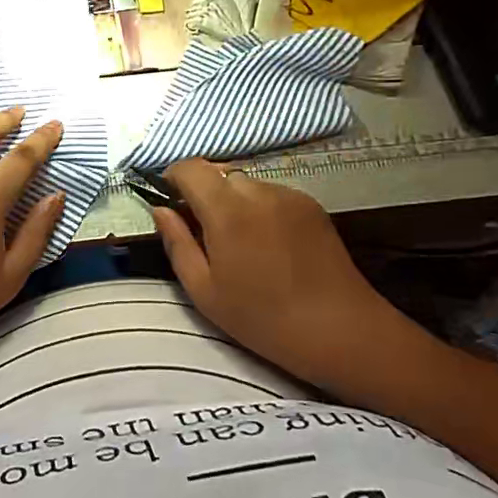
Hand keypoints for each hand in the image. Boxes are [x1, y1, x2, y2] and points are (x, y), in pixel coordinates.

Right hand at [152, 159, 410, 387]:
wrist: (338, 329)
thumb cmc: (261, 318)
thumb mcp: (204, 290)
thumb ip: (177, 243)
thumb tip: (159, 209)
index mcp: (227, 210)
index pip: (191, 168)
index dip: (174, 176)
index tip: (169, 199)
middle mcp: (258, 191)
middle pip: (220, 174)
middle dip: (205, 194)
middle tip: (205, 232)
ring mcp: (289, 195)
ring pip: (248, 184)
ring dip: (234, 201)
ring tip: (242, 244)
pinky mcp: (311, 205)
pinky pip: (273, 195)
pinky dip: (261, 209)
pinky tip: (270, 245)